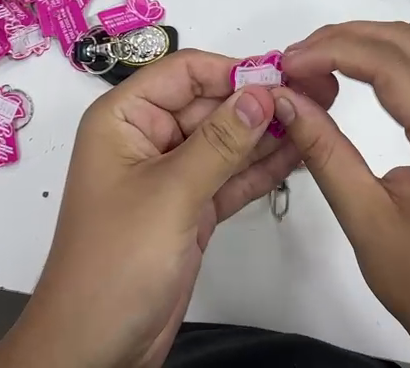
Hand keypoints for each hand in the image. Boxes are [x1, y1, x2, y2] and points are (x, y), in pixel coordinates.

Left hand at [0, 50, 337, 367]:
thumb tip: (261, 93)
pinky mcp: (190, 207)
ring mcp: (170, 174)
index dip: (231, 70)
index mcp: (123, 118)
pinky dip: (260, 168)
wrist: (94, 349)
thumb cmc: (114, 264)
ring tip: (315, 116)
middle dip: (256, 100)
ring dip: (265, 132)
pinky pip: (229, 175)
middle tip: (313, 94)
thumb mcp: (169, 195)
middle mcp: (146, 137)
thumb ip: (219, 143)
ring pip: (224, 140)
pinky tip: (298, 154)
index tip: (282, 75)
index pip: (183, 73)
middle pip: (208, 103)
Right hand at [273, 22, 409, 367]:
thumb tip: (284, 96)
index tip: (288, 63)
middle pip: (409, 42)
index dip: (333, 51)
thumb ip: (324, 151)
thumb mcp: (364, 220)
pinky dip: (391, 54)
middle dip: (345, 38)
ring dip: (368, 39)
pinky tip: (357, 67)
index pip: (392, 65)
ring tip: (318, 57)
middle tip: (296, 58)